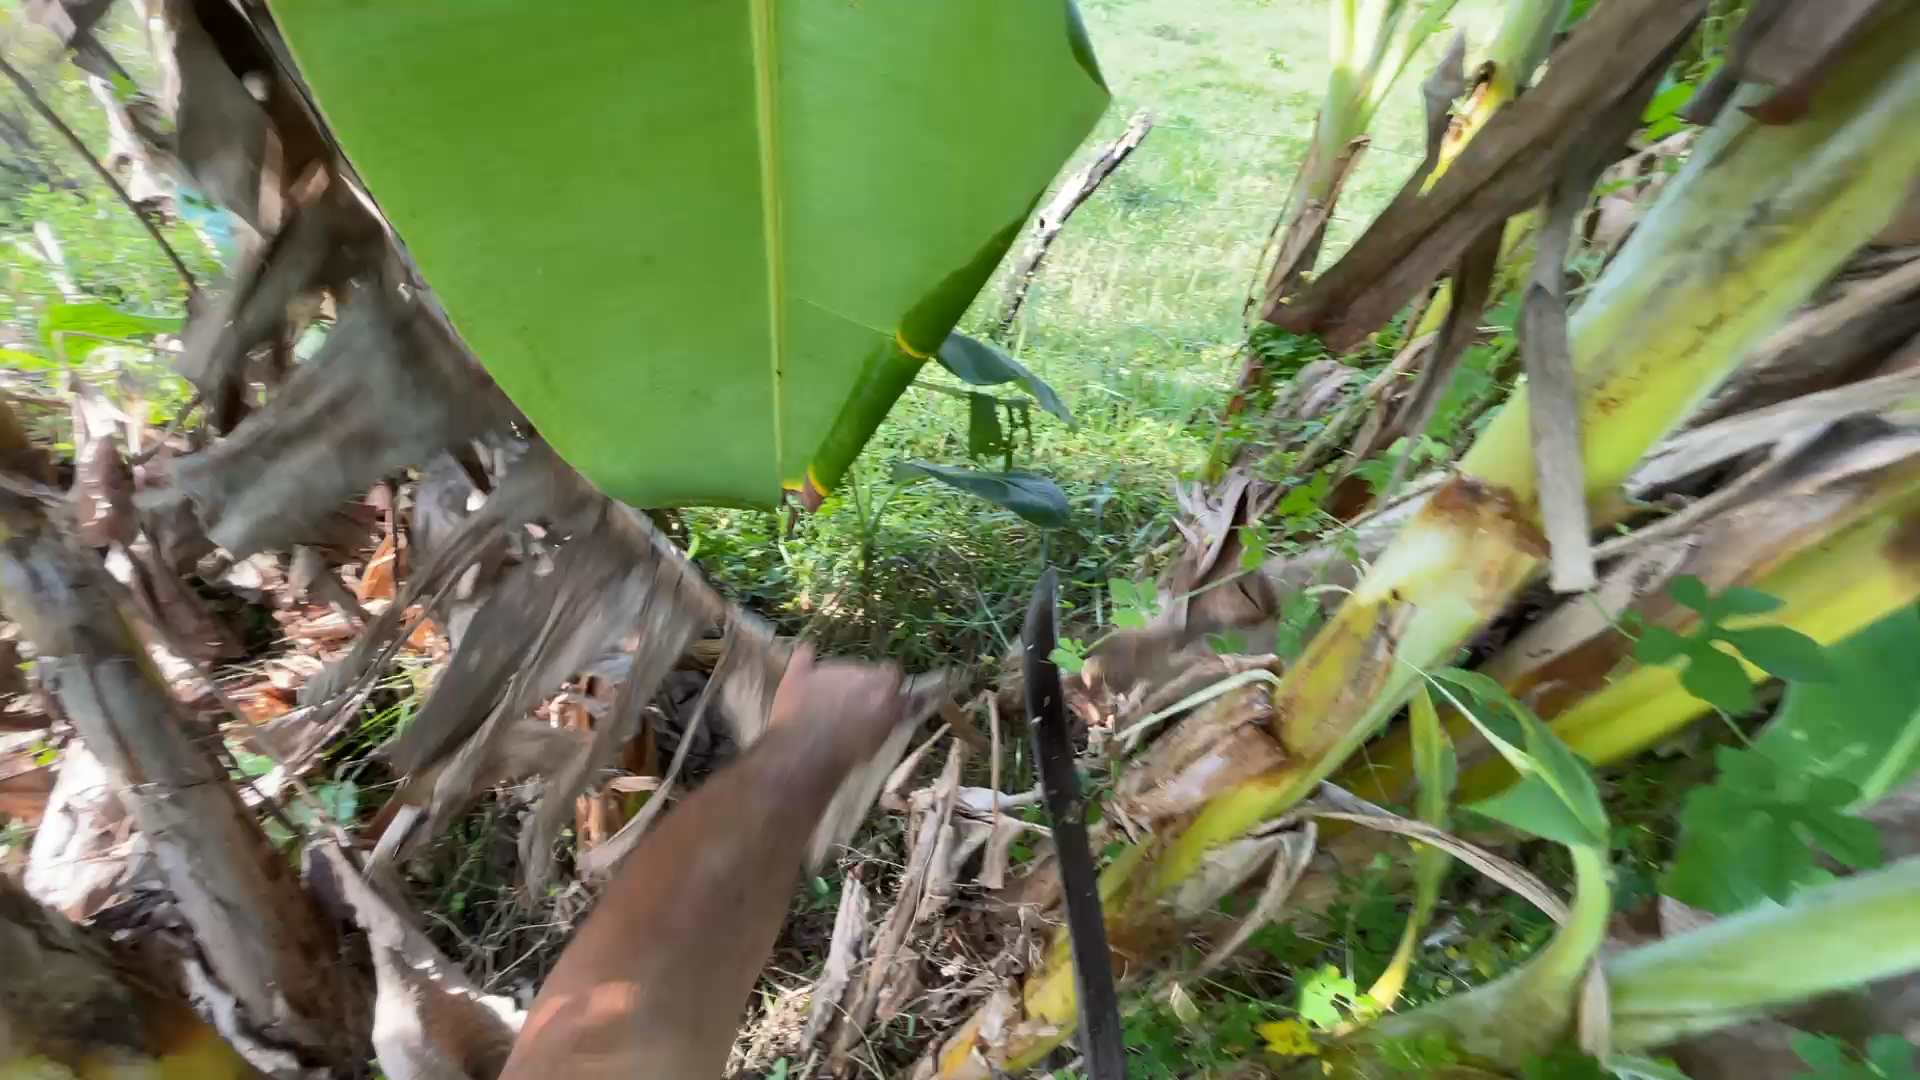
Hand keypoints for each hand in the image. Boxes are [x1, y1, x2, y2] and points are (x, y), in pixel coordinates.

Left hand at [768, 644, 904, 764]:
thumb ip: (896, 712)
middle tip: (851, 709)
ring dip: (834, 682)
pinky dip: (807, 661)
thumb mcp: (881, 736)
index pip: (893, 673)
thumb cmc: (849, 750)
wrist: (807, 751)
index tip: (882, 700)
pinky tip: (807, 668)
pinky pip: (805, 656)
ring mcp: (829, 667)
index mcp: (883, 684)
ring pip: (836, 667)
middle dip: (859, 686)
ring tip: (824, 707)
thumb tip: (909, 699)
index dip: (887, 686)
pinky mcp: (801, 670)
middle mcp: (859, 669)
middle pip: (864, 670)